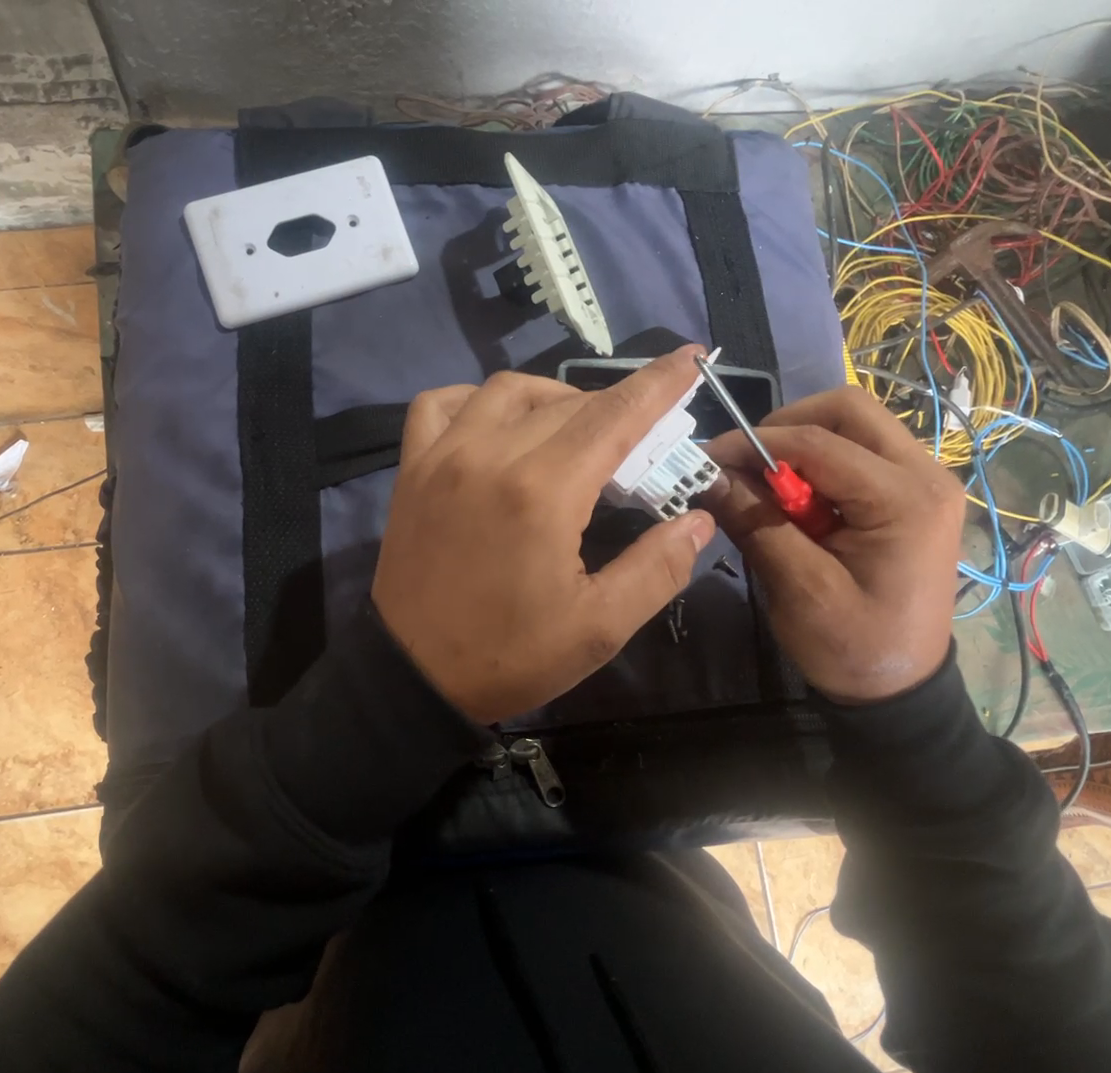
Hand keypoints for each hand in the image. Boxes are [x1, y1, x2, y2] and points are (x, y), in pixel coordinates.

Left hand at [372, 348, 717, 723]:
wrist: (412, 676)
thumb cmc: (508, 656)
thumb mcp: (598, 628)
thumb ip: (657, 568)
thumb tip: (698, 520)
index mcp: (544, 491)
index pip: (614, 416)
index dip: (657, 385)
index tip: (690, 358)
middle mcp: (491, 455)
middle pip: (569, 404)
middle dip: (616, 409)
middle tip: (640, 439)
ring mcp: (443, 457)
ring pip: (508, 392)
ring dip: (553, 398)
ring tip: (577, 431)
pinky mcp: (412, 470)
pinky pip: (439, 405)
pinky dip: (473, 400)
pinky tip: (495, 425)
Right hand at [700, 386, 964, 704]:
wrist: (901, 687)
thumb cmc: (853, 646)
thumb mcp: (799, 590)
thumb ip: (757, 523)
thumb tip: (709, 475)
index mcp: (905, 499)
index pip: (819, 441)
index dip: (755, 442)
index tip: (707, 458)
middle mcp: (926, 474)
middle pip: (848, 410)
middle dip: (785, 427)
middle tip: (744, 465)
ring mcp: (924, 480)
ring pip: (854, 425)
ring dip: (802, 444)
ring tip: (767, 488)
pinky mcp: (913, 492)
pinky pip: (860, 452)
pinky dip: (819, 463)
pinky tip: (796, 501)